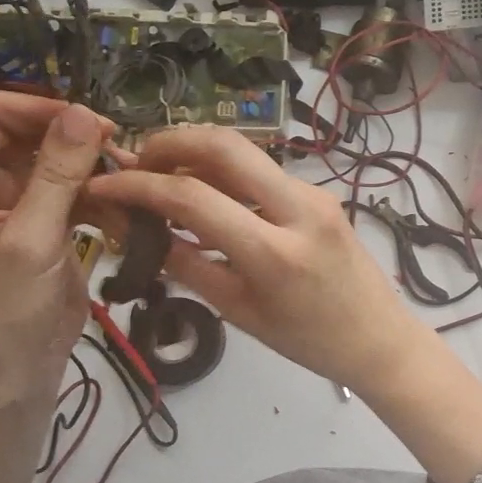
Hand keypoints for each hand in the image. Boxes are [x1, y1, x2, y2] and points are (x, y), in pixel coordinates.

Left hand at [0, 92, 110, 400]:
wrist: (10, 378)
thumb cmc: (0, 314)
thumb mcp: (28, 242)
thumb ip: (57, 176)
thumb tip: (86, 112)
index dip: (43, 111)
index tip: (97, 125)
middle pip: (30, 135)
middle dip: (78, 143)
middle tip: (126, 156)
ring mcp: (12, 205)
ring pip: (59, 163)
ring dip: (97, 173)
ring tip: (134, 188)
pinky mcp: (44, 227)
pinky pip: (76, 194)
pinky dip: (103, 200)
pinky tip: (127, 216)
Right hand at [82, 124, 431, 393]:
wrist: (379, 338)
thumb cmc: (308, 341)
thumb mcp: (239, 312)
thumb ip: (188, 265)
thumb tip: (138, 229)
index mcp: (275, 252)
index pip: (192, 196)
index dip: (138, 185)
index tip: (102, 185)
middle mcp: (299, 210)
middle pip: (224, 145)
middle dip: (169, 142)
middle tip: (136, 163)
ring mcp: (316, 196)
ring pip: (246, 153)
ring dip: (197, 155)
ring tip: (161, 179)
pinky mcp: (322, 196)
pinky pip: (264, 173)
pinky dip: (226, 174)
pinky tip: (205, 196)